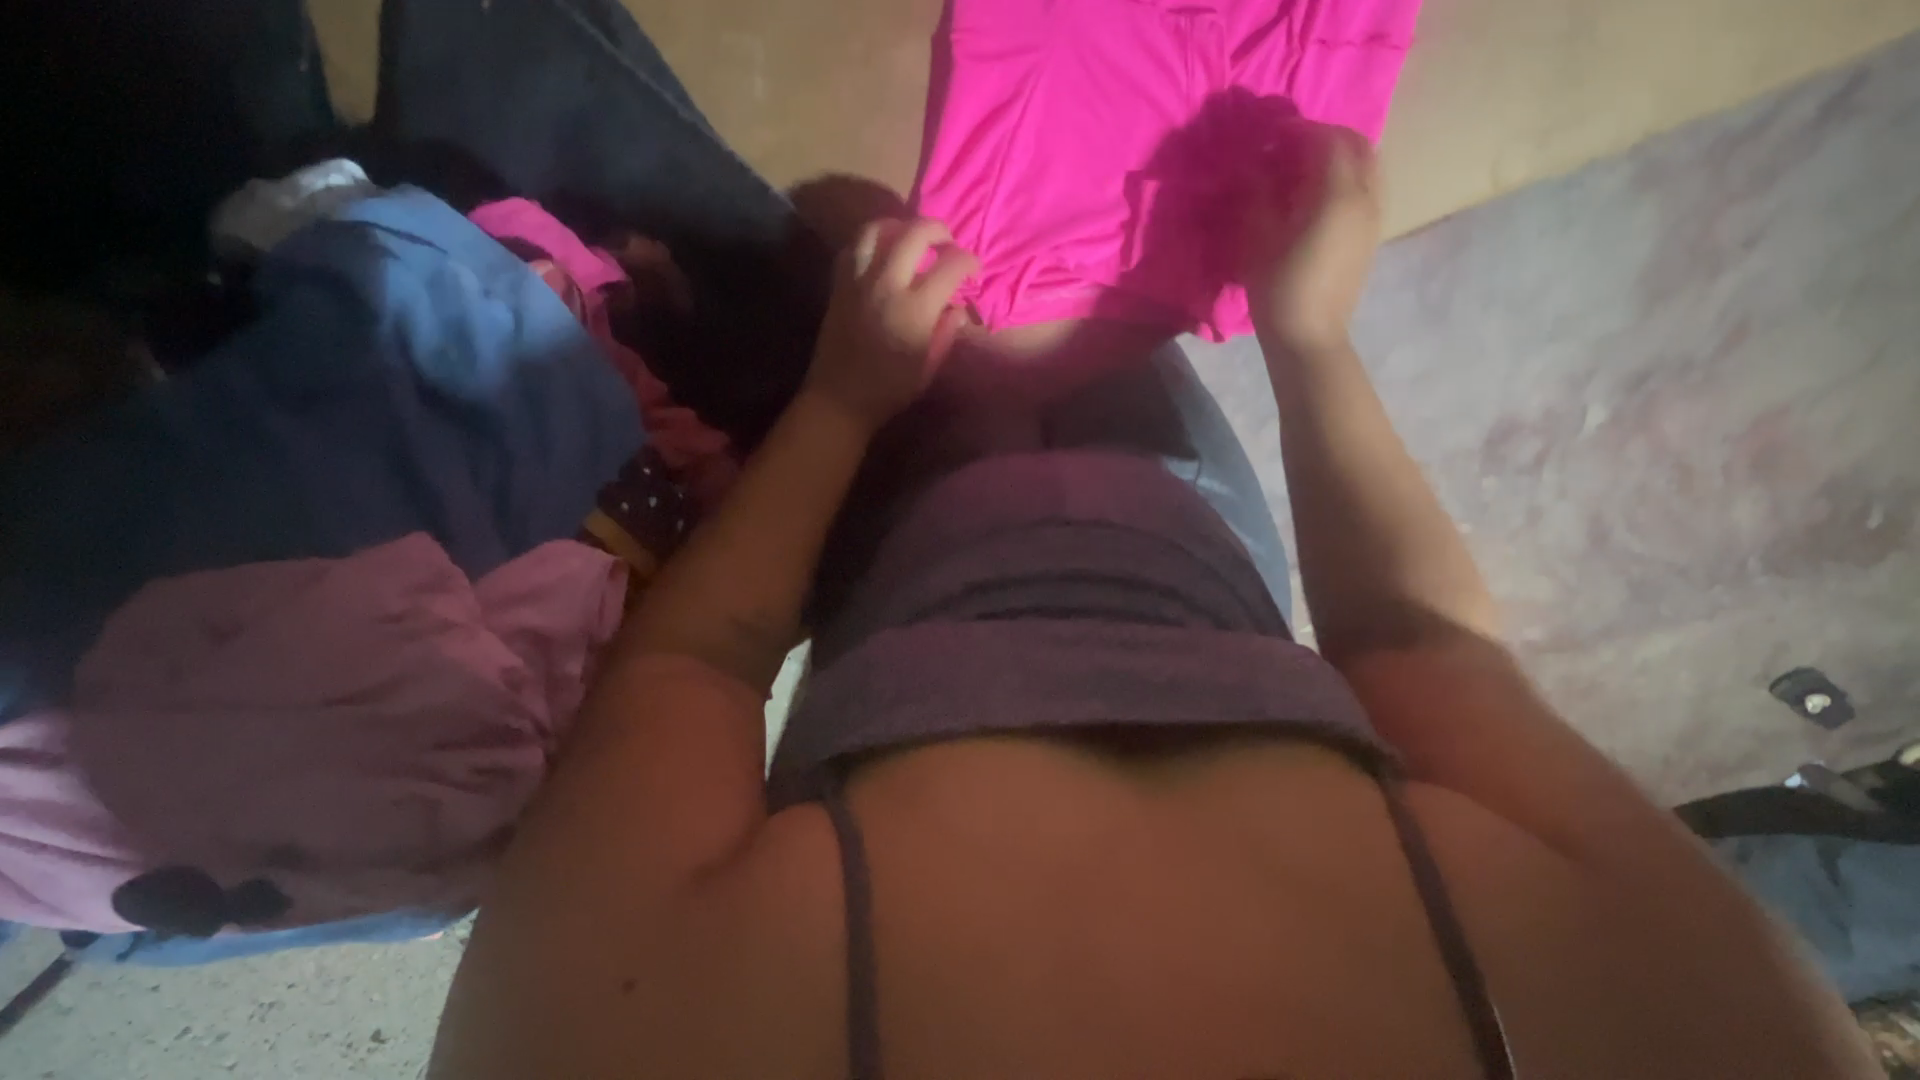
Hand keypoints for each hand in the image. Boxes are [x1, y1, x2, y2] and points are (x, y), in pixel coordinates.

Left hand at [803, 217, 978, 431]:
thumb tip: (957, 309)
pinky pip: (853, 248)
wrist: (839, 400)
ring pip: (877, 229)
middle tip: (946, 242)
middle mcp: (888, 285)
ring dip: (899, 226)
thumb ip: (946, 333)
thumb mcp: (928, 368)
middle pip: (915, 232)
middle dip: (937, 230)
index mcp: (916, 309)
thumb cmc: (889, 390)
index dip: (968, 260)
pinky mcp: (839, 285)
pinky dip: (870, 242)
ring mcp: (859, 281)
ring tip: (910, 237)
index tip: (972, 269)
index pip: (951, 265)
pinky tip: (880, 253)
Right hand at [1240, 121, 1381, 355]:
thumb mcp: (1258, 239)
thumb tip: (1254, 163)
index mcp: (1338, 195)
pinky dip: (1345, 177)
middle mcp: (1366, 197)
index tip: (1269, 136)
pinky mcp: (1370, 235)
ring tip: (1302, 169)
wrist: (1310, 338)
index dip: (1298, 130)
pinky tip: (1316, 195)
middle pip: (1357, 144)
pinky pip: (1366, 187)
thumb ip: (1259, 193)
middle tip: (1289, 146)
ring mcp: (1373, 217)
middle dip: (1325, 136)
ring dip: (1338, 155)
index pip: (1327, 139)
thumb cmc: (1279, 291)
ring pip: (1367, 164)